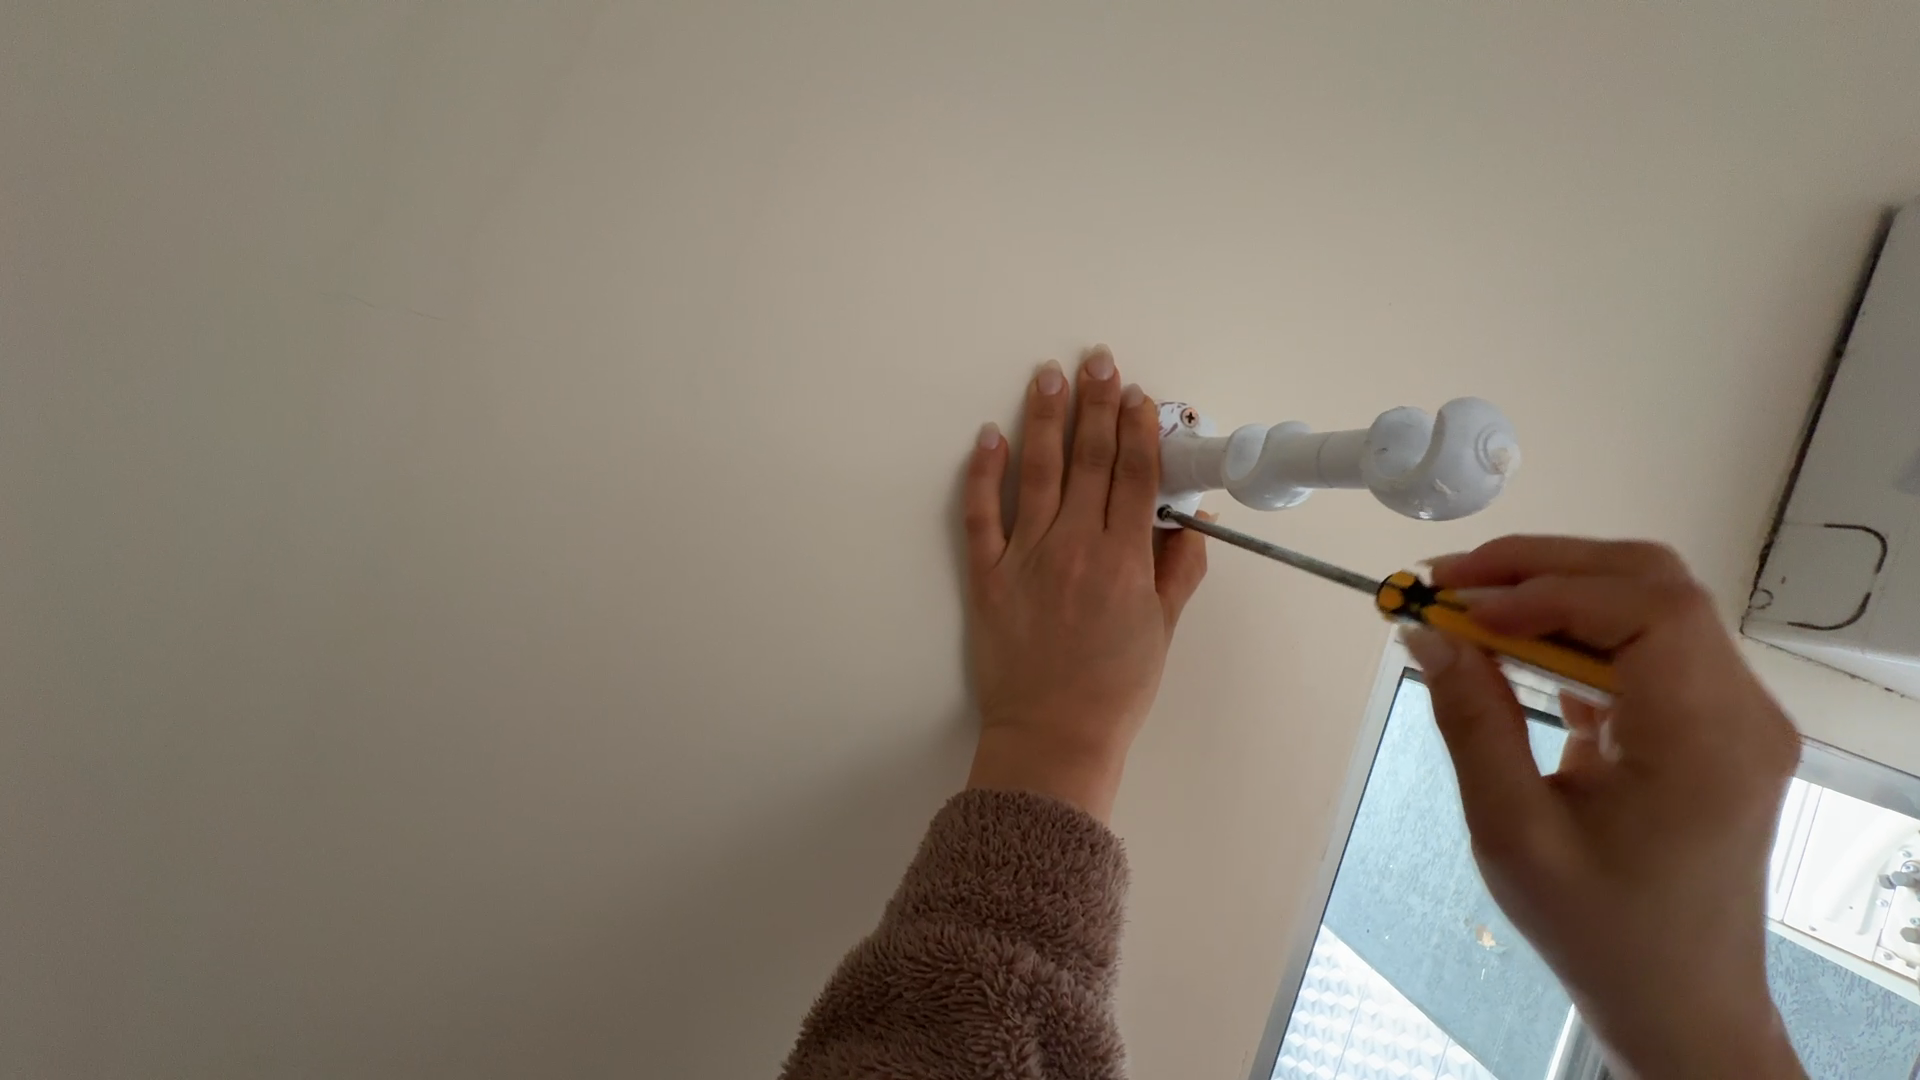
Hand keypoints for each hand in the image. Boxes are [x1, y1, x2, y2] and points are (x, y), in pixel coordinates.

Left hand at [960, 346, 1208, 820]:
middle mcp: (1076, 546)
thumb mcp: (1163, 631)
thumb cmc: (1115, 688)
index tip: (1137, 394)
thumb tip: (1188, 521)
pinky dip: (982, 474)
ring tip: (1048, 377)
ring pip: (1038, 474)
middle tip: (1096, 360)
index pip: (1136, 476)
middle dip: (1095, 405)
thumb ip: (1179, 571)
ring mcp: (1027, 557)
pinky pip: (980, 515)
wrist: (1054, 734)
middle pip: (1091, 461)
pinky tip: (987, 436)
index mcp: (1125, 559)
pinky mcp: (987, 575)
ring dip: (1044, 421)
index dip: (1138, 429)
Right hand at [1407, 537, 1804, 1078]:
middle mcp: (1737, 710)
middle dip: (1537, 565)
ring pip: (1643, 598)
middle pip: (1650, 582)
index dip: (1545, 589)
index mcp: (1705, 741)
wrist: (1677, 998)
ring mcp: (1726, 712)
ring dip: (1546, 586)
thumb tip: (1426, 633)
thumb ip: (1471, 720)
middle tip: (1445, 584)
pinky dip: (1561, 623)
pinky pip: (1634, 639)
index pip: (1648, 610)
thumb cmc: (1596, 925)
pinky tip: (1503, 646)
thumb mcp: (1511, 828)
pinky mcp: (1700, 718)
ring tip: (1462, 606)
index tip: (1458, 611)